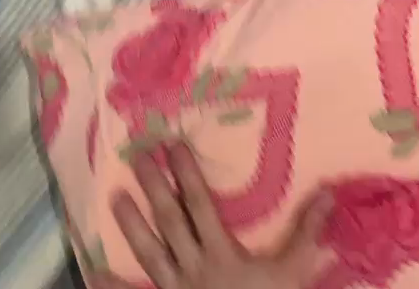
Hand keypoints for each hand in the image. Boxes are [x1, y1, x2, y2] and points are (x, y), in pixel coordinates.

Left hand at [95, 140, 332, 288]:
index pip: (200, 205)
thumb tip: (328, 191)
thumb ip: (306, 232)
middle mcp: (193, 268)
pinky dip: (112, 288)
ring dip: (131, 226)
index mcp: (221, 253)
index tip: (173, 144)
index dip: (187, 175)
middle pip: (171, 222)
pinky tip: (91, 274)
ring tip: (115, 197)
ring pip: (150, 254)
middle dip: (155, 187)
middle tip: (137, 155)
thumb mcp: (294, 274)